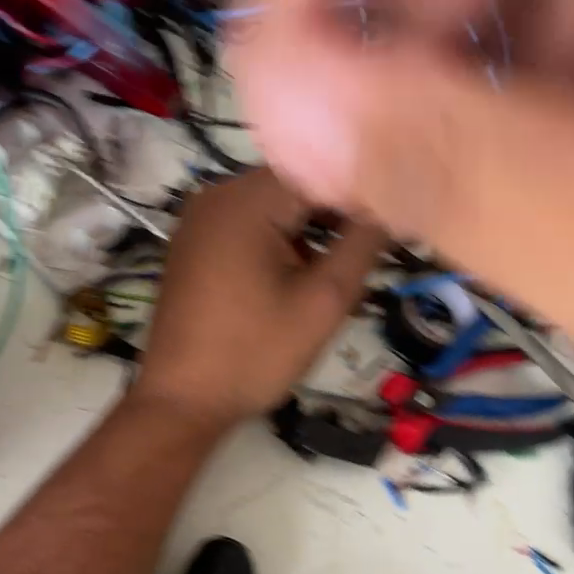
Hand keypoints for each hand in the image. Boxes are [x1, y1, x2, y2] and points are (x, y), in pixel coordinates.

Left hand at [135, 169, 387, 426]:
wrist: (179, 404)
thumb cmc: (251, 356)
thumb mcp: (322, 302)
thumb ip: (363, 243)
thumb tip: (391, 202)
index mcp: (245, 199)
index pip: (325, 169)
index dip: (365, 192)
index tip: (395, 222)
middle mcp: (215, 195)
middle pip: (297, 185)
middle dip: (335, 215)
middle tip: (367, 254)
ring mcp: (197, 222)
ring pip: (273, 209)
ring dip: (307, 233)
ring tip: (331, 275)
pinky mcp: (191, 249)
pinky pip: (247, 229)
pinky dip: (277, 245)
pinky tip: (294, 281)